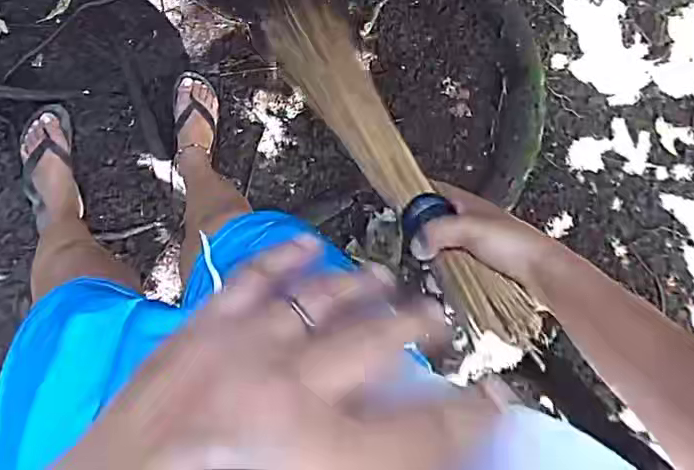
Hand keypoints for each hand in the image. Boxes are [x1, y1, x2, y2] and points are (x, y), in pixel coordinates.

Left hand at [60, 237, 505, 469]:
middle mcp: (290, 391)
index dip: (467, 415)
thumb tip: (391, 451)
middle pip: (378, 342)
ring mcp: (244, 346)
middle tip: (438, 316)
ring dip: (360, 284)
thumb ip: (353, 465)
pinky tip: (310, 245)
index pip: (421, 431)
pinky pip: (255, 277)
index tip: (490, 401)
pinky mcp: (203, 325)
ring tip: (386, 275)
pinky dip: (286, 257)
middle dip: (417, 325)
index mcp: (318, 457)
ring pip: (323, 298)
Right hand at [408, 182, 571, 290]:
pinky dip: (448, 272)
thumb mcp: (469, 230)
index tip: (396, 208)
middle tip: (412, 248)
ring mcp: (475, 242)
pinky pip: (455, 264)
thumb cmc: (513, 244)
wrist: (546, 274)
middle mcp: (468, 218)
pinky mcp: (482, 264)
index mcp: (465, 202)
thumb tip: (415, 243)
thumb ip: (438, 231)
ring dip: (435, 258)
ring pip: (443, 245)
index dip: (413, 196)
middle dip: (421, 234)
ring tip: (429, 272)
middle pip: (434, 220)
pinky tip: (445, 284)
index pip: (430, 189)